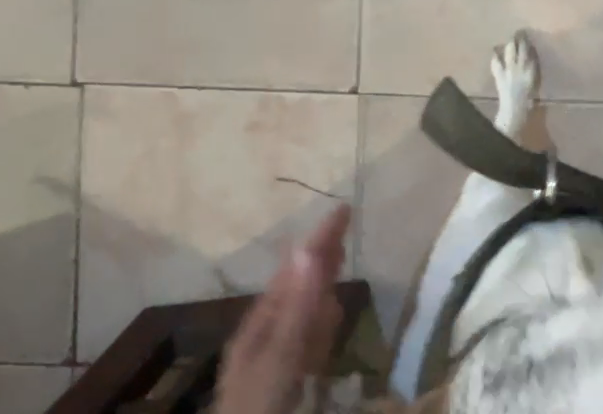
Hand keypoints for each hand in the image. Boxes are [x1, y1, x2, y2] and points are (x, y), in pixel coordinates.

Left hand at [215, 205, 352, 413]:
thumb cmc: (259, 404)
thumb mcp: (281, 355)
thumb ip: (299, 305)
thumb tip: (309, 247)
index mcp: (263, 323)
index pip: (297, 269)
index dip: (320, 238)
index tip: (343, 208)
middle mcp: (267, 334)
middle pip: (298, 285)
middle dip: (319, 256)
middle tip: (342, 226)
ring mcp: (275, 358)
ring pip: (302, 309)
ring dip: (319, 282)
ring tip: (336, 256)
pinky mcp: (286, 382)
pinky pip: (307, 339)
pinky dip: (320, 320)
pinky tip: (327, 316)